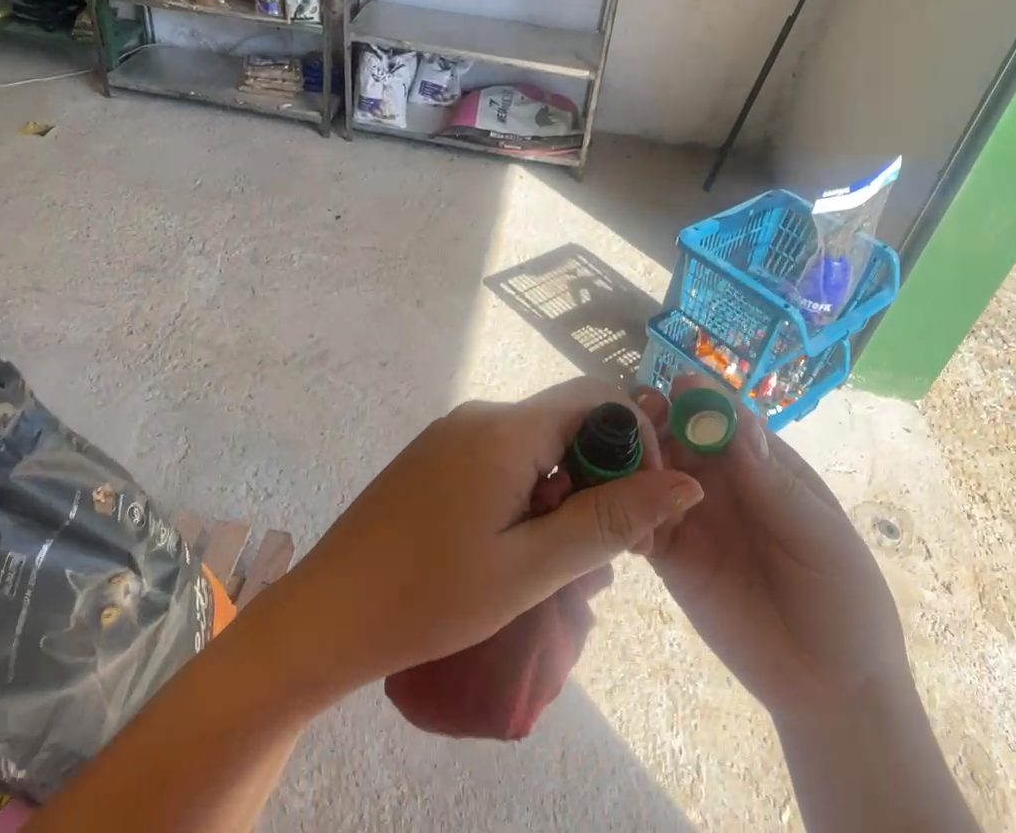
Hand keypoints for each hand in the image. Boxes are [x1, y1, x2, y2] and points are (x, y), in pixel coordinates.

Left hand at [251, 378, 704, 702]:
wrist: (327, 613)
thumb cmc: (429, 598)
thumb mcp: (530, 568)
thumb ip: (609, 522)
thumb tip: (688, 483)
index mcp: (505, 431)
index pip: (599, 402)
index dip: (636, 448)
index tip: (641, 514)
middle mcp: (479, 417)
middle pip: (568, 423)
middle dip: (601, 479)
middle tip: (604, 554)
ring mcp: (450, 436)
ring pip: (536, 446)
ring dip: (564, 494)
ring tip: (559, 565)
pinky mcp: (433, 458)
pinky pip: (501, 459)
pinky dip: (528, 495)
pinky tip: (516, 551)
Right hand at [636, 375, 910, 721]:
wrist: (829, 684)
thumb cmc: (844, 600)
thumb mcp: (820, 537)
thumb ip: (773, 485)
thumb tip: (733, 421)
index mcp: (764, 466)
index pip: (727, 420)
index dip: (701, 402)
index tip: (675, 389)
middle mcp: (721, 483)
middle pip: (678, 438)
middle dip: (655, 425)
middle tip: (633, 428)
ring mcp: (691, 518)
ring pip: (650, 474)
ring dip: (633, 464)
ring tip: (620, 469)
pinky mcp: (668, 557)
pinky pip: (637, 523)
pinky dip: (624, 512)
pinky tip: (621, 516)